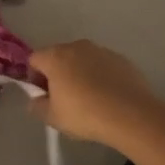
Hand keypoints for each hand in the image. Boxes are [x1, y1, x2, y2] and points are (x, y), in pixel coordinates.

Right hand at [27, 40, 164, 147]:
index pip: (34, 59)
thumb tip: (37, 99)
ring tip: (88, 98)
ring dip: (80, 73)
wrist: (130, 115)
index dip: (34, 77)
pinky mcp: (122, 59)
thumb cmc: (84, 114)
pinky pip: (103, 65)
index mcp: (56, 57)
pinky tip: (107, 96)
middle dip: (57, 74)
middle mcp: (78, 47)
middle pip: (59, 56)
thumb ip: (37, 105)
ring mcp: (102, 51)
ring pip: (82, 59)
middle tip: (63, 98)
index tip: (43, 96)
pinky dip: (100, 76)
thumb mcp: (52, 117)